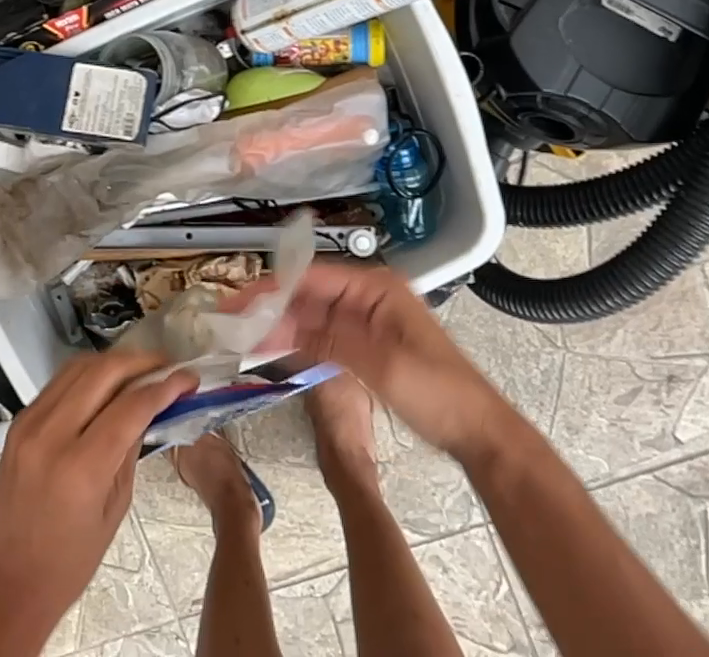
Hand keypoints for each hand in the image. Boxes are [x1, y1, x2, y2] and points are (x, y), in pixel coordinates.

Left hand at [0, 351, 199, 651]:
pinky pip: (57, 384)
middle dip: (143, 362)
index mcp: (81, 467)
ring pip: (78, 368)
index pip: (132, 406)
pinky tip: (107, 385)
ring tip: (142, 370)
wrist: (7, 581)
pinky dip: (87, 376)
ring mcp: (29, 425)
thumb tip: (152, 410)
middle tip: (169, 367)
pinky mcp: (18, 424)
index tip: (189, 378)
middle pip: (104, 372)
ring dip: (115, 363)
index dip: (166, 386)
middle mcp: (51, 435)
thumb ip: (131, 451)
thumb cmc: (69, 562)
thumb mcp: (115, 509)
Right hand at [233, 261, 495, 455]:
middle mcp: (369, 297)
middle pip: (308, 294)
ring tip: (241, 339)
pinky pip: (322, 336)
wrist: (477, 430)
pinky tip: (272, 351)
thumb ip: (329, 340)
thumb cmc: (440, 393)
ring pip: (311, 316)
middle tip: (230, 324)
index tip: (238, 303)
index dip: (271, 288)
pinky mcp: (365, 346)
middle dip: (269, 307)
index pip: (312, 277)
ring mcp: (366, 322)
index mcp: (377, 289)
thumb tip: (278, 324)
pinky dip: (297, 342)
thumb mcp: (381, 364)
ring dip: (279, 326)